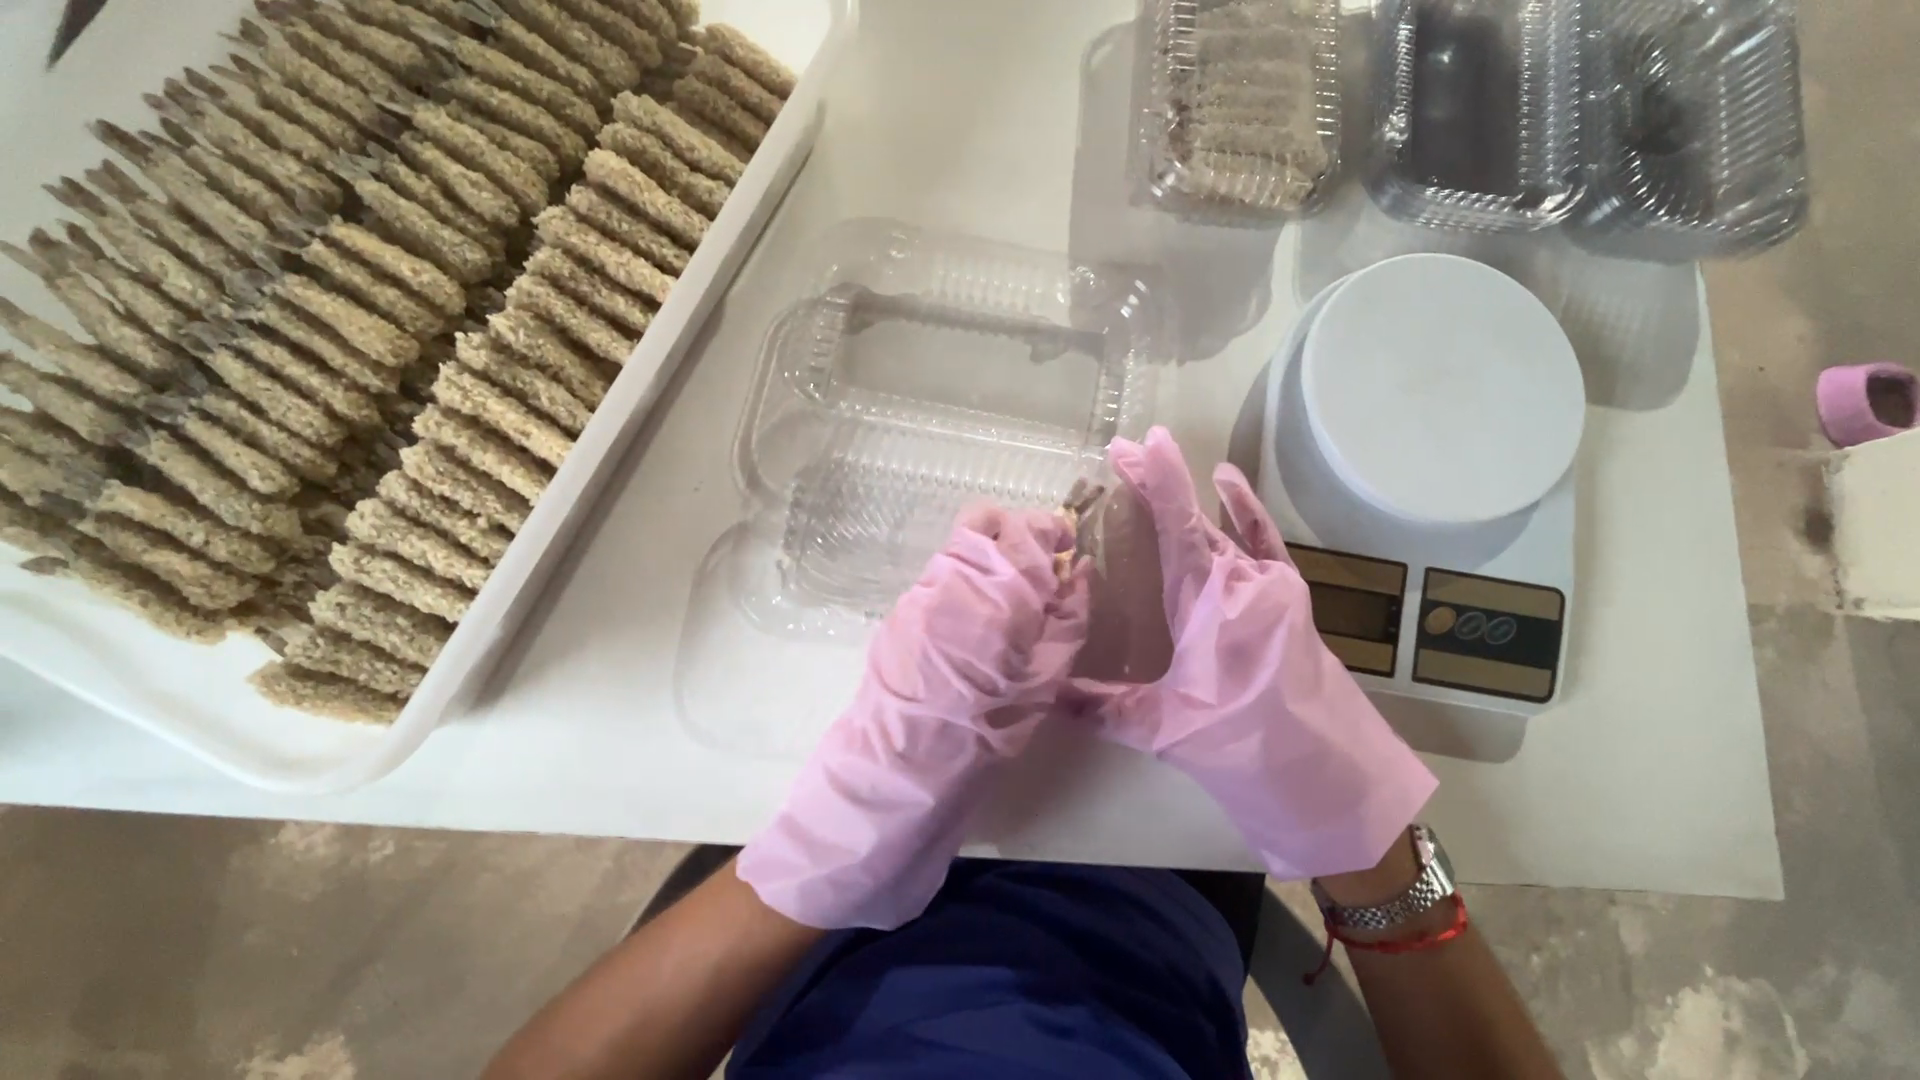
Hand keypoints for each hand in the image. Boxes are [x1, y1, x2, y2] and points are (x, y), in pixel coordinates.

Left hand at [737, 504, 1089, 929]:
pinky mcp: (900, 610)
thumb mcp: (1046, 679)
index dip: (1049, 529)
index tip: (1063, 547)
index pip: (1025, 529)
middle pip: (984, 522)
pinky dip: (964, 581)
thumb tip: (1078, 570)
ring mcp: (920, 590)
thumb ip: (1068, 617)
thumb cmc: (990, 728)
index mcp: (998, 592)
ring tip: (1006, 601)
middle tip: (1035, 570)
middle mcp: (953, 576)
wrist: (906, 766)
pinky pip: (939, 575)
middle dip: (1014, 536)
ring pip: (958, 546)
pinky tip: (974, 622)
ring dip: (988, 558)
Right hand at [1073, 428, 1436, 879]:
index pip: (1177, 523)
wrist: (1331, 781)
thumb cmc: (1243, 747)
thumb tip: (1041, 693)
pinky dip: (1247, 512)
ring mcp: (1275, 589)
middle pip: (1194, 518)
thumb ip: (1099, 708)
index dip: (1156, 477)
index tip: (1136, 441)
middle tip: (1119, 453)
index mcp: (1209, 599)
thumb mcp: (1164, 728)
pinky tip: (1231, 487)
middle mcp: (1245, 581)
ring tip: (1161, 461)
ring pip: (1225, 529)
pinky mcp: (1292, 603)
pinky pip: (1266, 544)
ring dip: (1192, 497)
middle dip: (1156, 483)